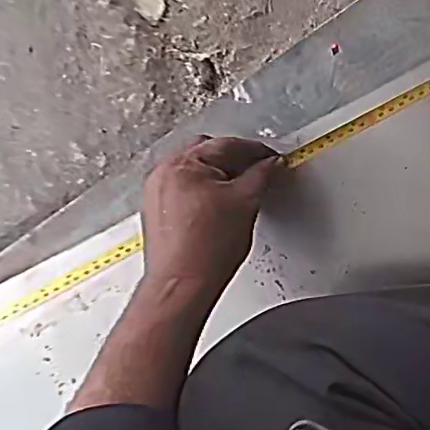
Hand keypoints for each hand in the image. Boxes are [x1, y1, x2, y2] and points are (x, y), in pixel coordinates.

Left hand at [141, 135, 282, 296]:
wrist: (183, 284)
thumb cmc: (206, 251)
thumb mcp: (246, 203)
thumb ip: (262, 175)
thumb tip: (271, 164)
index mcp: (183, 165)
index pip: (228, 145)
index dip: (257, 151)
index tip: (272, 159)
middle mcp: (164, 173)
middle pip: (208, 152)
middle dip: (235, 160)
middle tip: (258, 172)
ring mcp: (157, 191)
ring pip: (196, 170)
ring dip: (219, 174)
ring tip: (240, 191)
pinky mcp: (157, 209)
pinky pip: (185, 187)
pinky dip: (204, 189)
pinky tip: (220, 206)